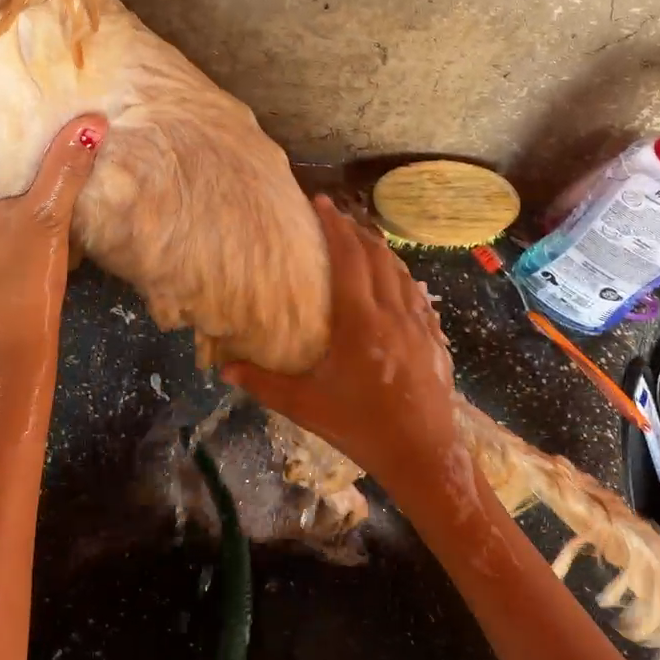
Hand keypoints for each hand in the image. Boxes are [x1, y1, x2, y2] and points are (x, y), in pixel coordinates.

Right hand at [222, 196, 461, 485]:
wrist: (424, 456)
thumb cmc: (361, 429)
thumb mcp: (305, 407)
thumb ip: (263, 384)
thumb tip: (224, 369)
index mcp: (360, 321)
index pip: (348, 257)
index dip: (334, 225)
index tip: (320, 202)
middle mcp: (393, 313)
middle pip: (377, 256)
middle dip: (356, 230)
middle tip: (336, 216)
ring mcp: (419, 325)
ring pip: (402, 272)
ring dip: (381, 251)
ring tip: (363, 242)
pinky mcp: (434, 340)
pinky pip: (418, 296)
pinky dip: (402, 278)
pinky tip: (397, 284)